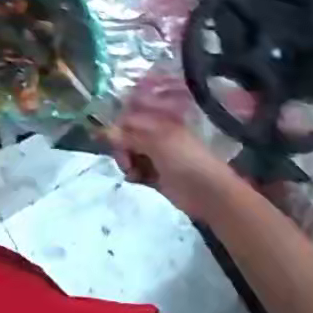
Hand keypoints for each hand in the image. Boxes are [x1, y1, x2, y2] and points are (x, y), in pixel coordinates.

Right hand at [108, 121, 234, 214]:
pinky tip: (135, 179)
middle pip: (126, 137)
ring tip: (132, 172)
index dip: (116, 127)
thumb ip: (129, 136)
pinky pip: (136, 171)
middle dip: (120, 148)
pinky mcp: (156, 176)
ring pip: (129, 154)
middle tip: (125, 161)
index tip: (104, 139)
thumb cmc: (184, 161)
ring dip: (125, 162)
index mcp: (158, 124)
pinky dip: (132, 174)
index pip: (129, 119)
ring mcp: (156, 157)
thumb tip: (104, 131)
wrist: (209, 193)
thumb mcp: (155, 142)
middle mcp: (155, 138)